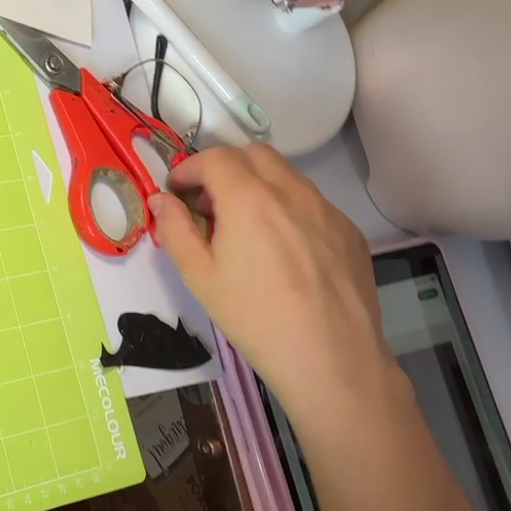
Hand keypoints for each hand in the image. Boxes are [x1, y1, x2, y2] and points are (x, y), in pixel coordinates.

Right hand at [149, 145, 395, 411]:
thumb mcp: (197, 275)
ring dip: (256, 185)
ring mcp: (326, 210)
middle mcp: (291, 192)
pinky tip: (280, 249)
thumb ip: (174, 229)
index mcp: (249, 199)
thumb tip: (162, 201)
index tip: (176, 192)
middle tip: (207, 204)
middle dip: (224, 168)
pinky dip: (285, 208)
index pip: (215, 158)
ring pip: (286, 175)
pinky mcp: (348, 231)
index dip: (189, 169)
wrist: (329, 356)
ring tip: (242, 227)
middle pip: (254, 154)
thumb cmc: (252, 316)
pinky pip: (310, 202)